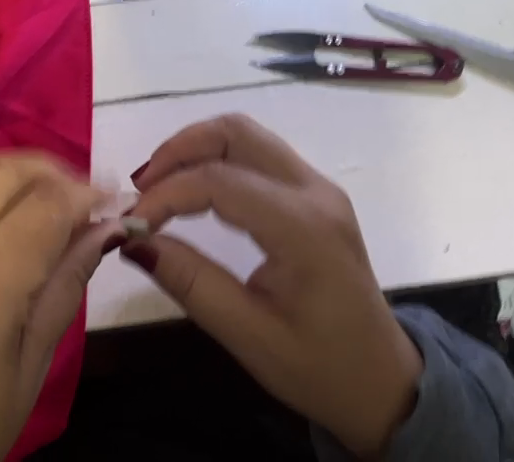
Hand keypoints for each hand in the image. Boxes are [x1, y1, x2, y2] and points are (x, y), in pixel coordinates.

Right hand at [124, 115, 422, 458]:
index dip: (166, 195)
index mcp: (305, 229)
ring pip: (244, 134)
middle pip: (235, 132)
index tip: (131, 224)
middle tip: (141, 189)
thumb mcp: (249, 335)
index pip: (220, 182)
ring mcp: (317, 186)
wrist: (384, 381)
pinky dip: (215, 157)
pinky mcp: (312, 191)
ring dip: (195, 148)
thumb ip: (190, 282)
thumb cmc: (319, 367)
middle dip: (178, 150)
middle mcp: (314, 191)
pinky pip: (256, 152)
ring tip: (158, 186)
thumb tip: (130, 240)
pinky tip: (191, 189)